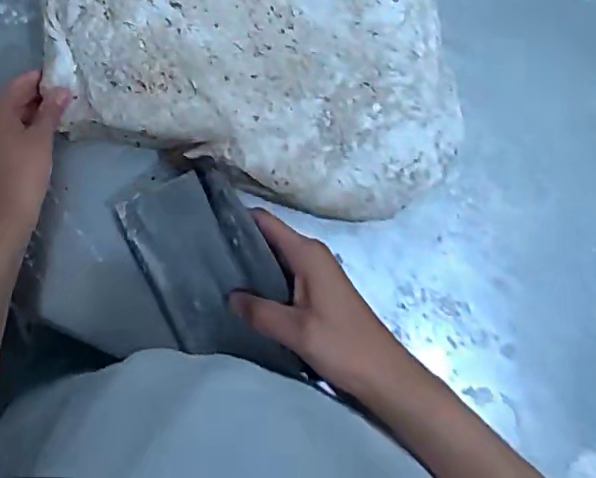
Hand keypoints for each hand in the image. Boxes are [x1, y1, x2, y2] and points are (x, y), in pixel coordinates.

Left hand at [0, 70, 70, 249]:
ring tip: (59, 110)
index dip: (40, 78)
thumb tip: (62, 90)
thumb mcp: (41, 138)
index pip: (18, 84)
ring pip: (9, 115)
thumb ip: (51, 110)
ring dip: (32, 111)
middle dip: (38, 95)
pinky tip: (42, 129)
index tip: (62, 75)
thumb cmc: (24, 173)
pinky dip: (23, 126)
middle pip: (12, 99)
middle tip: (65, 94)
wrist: (5, 218)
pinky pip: (5, 130)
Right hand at [230, 208, 418, 399]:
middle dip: (241, 244)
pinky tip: (249, 297)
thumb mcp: (297, 331)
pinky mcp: (318, 291)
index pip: (266, 221)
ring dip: (253, 265)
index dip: (239, 218)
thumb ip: (260, 312)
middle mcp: (311, 254)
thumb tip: (229, 296)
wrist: (386, 377)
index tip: (211, 224)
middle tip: (209, 255)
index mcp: (307, 252)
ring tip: (221, 275)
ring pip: (276, 258)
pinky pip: (285, 275)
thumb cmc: (343, 346)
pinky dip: (266, 281)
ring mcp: (317, 272)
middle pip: (269, 238)